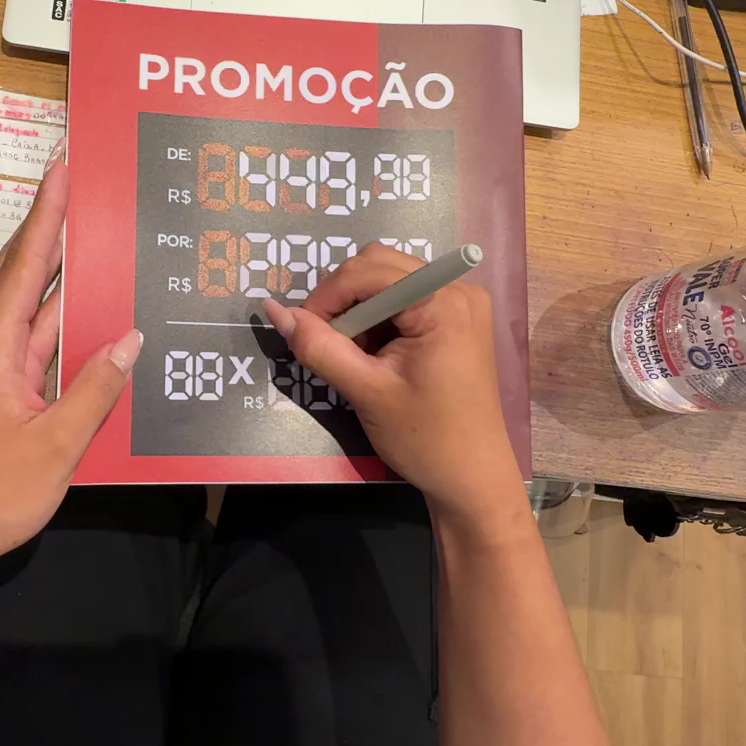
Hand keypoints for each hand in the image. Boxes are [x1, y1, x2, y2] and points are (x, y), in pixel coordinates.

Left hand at [0, 157, 141, 570]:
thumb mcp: (57, 443)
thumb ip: (96, 387)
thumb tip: (130, 338)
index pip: (23, 265)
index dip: (45, 215)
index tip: (60, 169)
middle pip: (19, 271)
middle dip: (49, 227)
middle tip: (82, 187)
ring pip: (23, 302)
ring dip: (54, 270)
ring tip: (91, 235)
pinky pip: (26, 333)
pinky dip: (54, 314)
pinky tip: (83, 305)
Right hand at [261, 245, 523, 528]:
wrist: (471, 479)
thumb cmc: (425, 438)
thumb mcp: (365, 391)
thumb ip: (318, 346)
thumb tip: (274, 310)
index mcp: (443, 302)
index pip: (368, 270)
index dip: (328, 296)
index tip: (305, 333)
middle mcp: (456, 289)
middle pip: (377, 266)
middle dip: (343, 300)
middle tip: (330, 345)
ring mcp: (458, 303)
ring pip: (385, 280)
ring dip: (358, 311)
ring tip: (355, 357)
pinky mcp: (454, 318)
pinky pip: (401, 299)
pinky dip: (376, 320)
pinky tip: (374, 356)